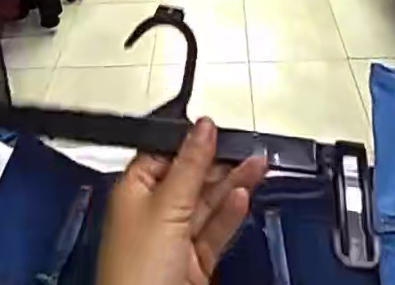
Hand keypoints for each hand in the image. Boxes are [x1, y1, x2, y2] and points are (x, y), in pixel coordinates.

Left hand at [96, 118, 270, 284]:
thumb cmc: (137, 273)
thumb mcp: (167, 207)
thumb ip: (190, 165)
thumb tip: (204, 125)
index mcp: (135, 193)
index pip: (166, 153)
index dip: (192, 139)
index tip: (218, 125)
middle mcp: (154, 213)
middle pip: (192, 176)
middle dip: (220, 161)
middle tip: (248, 144)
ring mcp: (175, 239)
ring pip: (209, 201)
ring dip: (233, 183)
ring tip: (258, 165)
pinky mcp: (193, 262)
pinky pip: (215, 229)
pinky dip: (230, 213)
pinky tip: (243, 197)